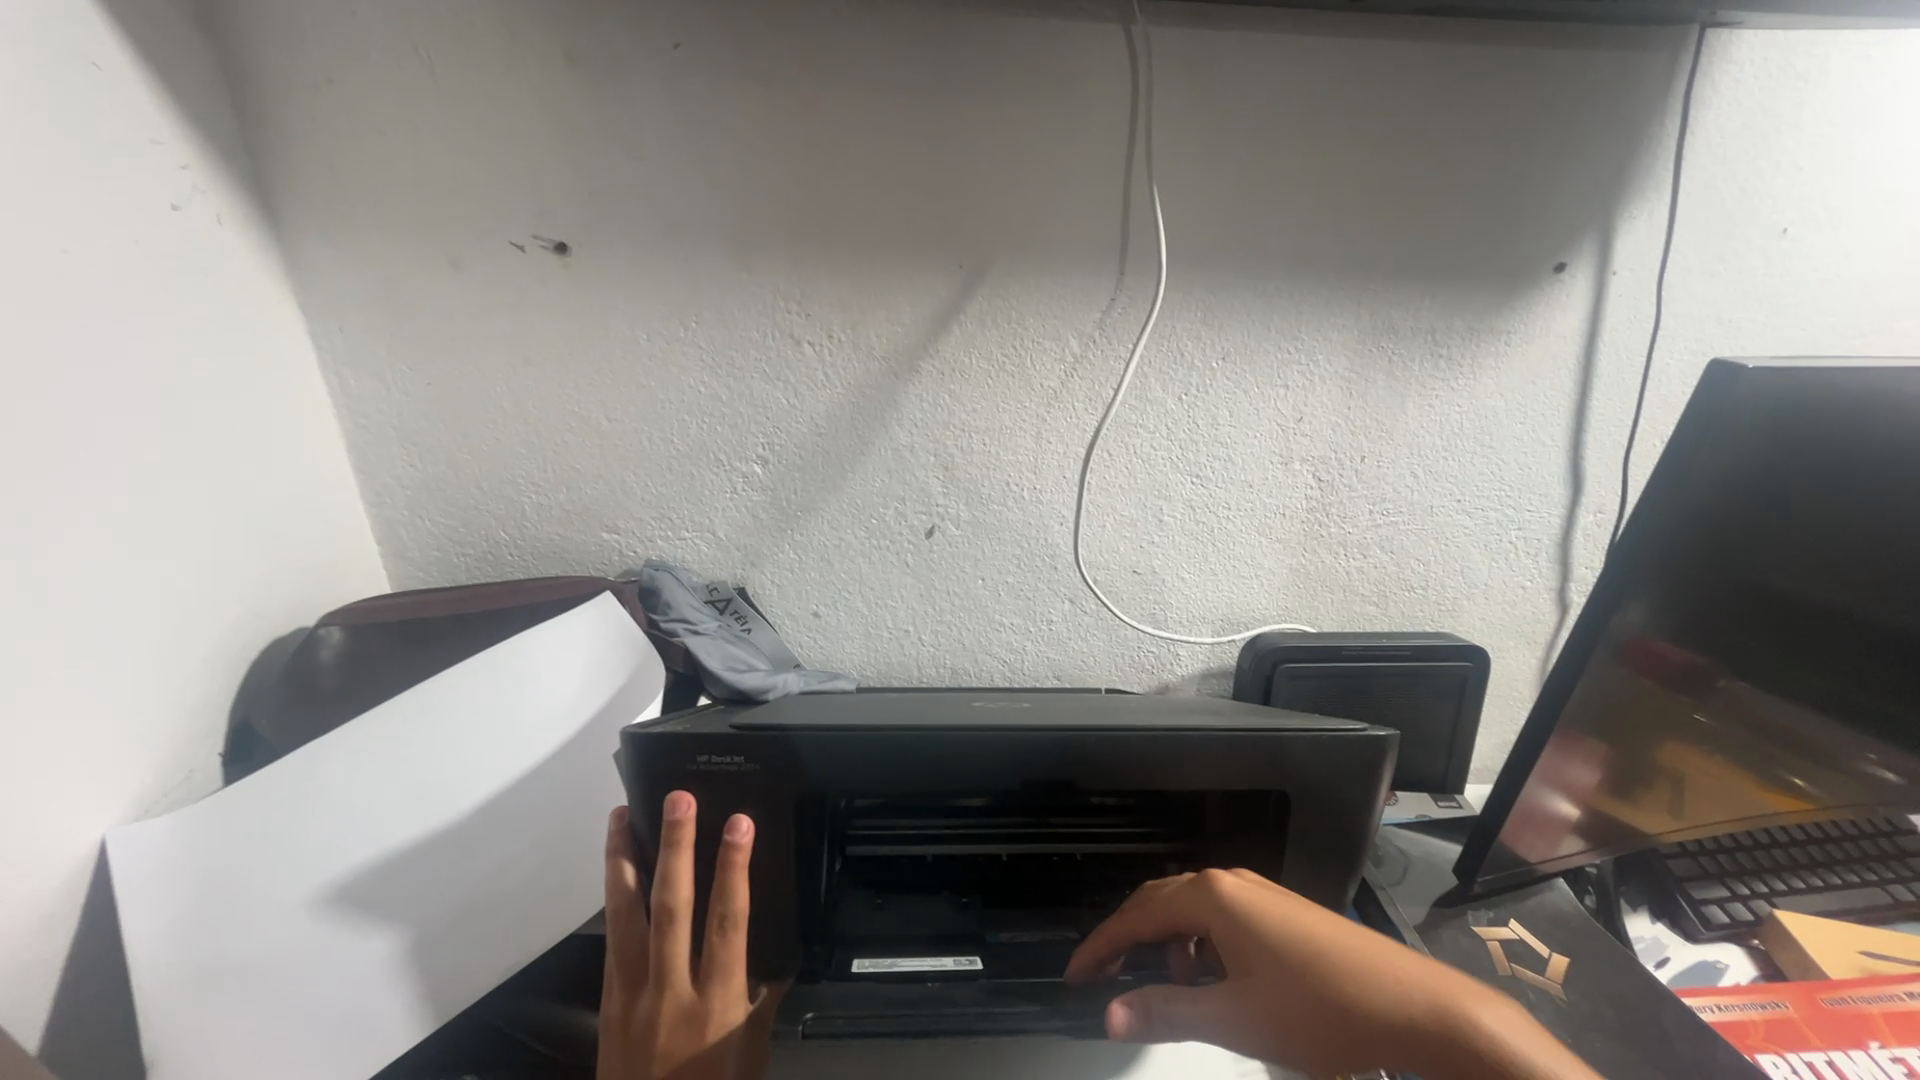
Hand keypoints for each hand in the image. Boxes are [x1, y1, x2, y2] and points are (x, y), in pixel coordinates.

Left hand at [598, 793, 783, 1079]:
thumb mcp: (750, 1048)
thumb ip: (763, 996)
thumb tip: (780, 954)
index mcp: (716, 1003)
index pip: (726, 923)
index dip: (733, 870)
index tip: (738, 823)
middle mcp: (669, 991)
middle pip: (671, 908)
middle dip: (676, 849)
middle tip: (677, 800)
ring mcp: (631, 993)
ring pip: (626, 915)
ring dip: (624, 861)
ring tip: (622, 817)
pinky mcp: (608, 998)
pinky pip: (612, 935)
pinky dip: (614, 894)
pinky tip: (616, 868)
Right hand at [1064, 869, 1600, 1079]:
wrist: (1420, 1010)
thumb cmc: (1323, 1013)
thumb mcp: (1236, 1019)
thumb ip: (1166, 1011)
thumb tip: (1109, 1013)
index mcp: (1211, 898)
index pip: (1136, 915)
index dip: (1101, 946)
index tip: (1075, 976)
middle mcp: (1231, 883)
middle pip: (1159, 902)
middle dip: (1127, 939)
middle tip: (1103, 979)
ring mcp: (1261, 894)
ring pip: (1192, 909)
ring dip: (1167, 944)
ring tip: (1167, 989)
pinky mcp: (1284, 913)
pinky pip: (1222, 917)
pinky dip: (1201, 946)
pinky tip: (1217, 982)